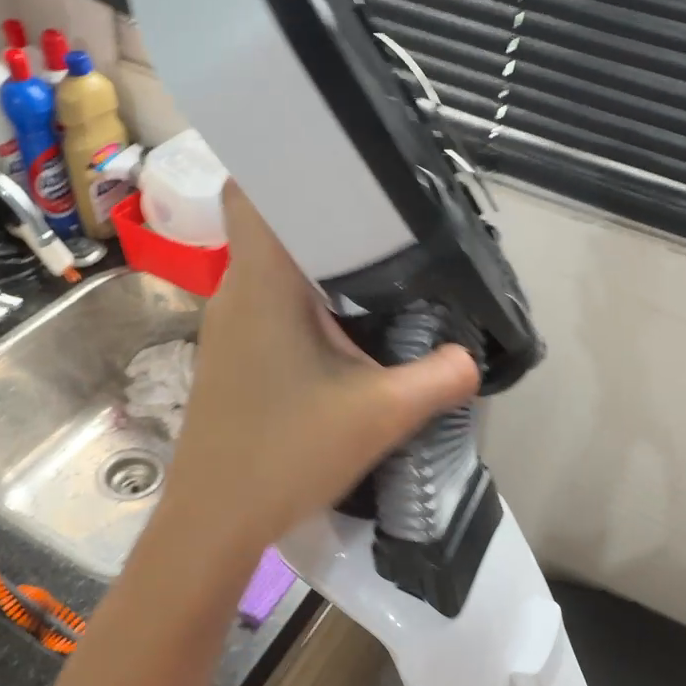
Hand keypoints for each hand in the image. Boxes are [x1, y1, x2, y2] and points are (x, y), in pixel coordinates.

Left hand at [160, 183, 479, 549]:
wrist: (214, 522)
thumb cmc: (286, 455)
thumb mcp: (379, 415)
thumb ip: (438, 379)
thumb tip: (471, 358)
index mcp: (263, 283)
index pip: (252, 187)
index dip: (290, 163)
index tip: (346, 167)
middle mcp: (236, 293)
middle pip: (275, 228)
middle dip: (330, 221)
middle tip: (392, 227)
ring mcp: (228, 329)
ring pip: (274, 273)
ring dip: (321, 272)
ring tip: (380, 278)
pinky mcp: (231, 361)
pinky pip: (271, 311)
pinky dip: (307, 309)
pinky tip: (346, 337)